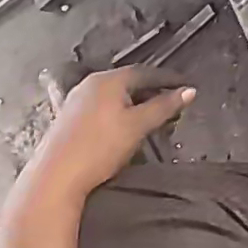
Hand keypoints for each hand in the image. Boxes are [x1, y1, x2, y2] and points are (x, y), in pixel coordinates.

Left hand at [22, 66, 195, 199]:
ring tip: (153, 114)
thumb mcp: (138, 126)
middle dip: (152, 90)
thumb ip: (164, 106)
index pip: (145, 72)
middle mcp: (91, 83)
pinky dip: (120, 110)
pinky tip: (126, 124)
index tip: (186, 86)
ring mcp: (77, 99)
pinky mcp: (70, 117)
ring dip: (136, 101)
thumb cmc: (100, 146)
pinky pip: (103, 105)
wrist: (57, 175)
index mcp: (108, 80)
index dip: (168, 79)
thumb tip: (190, 91)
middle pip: (129, 81)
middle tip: (173, 101)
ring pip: (115, 94)